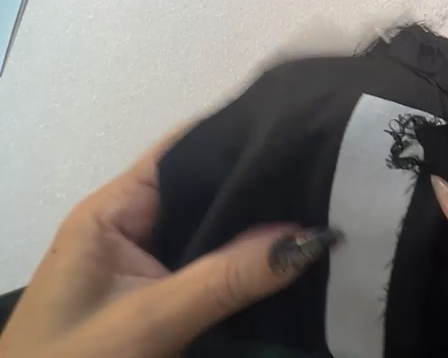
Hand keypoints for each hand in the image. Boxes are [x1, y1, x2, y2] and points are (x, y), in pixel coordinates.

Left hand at [0, 134, 338, 357]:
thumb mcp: (147, 324)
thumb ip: (228, 276)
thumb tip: (314, 234)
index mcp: (113, 208)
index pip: (192, 144)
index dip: (248, 128)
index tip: (310, 123)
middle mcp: (129, 220)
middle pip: (210, 178)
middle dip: (266, 174)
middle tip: (334, 164)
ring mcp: (142, 258)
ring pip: (216, 218)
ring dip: (262, 215)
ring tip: (328, 196)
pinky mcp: (156, 290)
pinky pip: (214, 253)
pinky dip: (250, 249)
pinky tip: (295, 245)